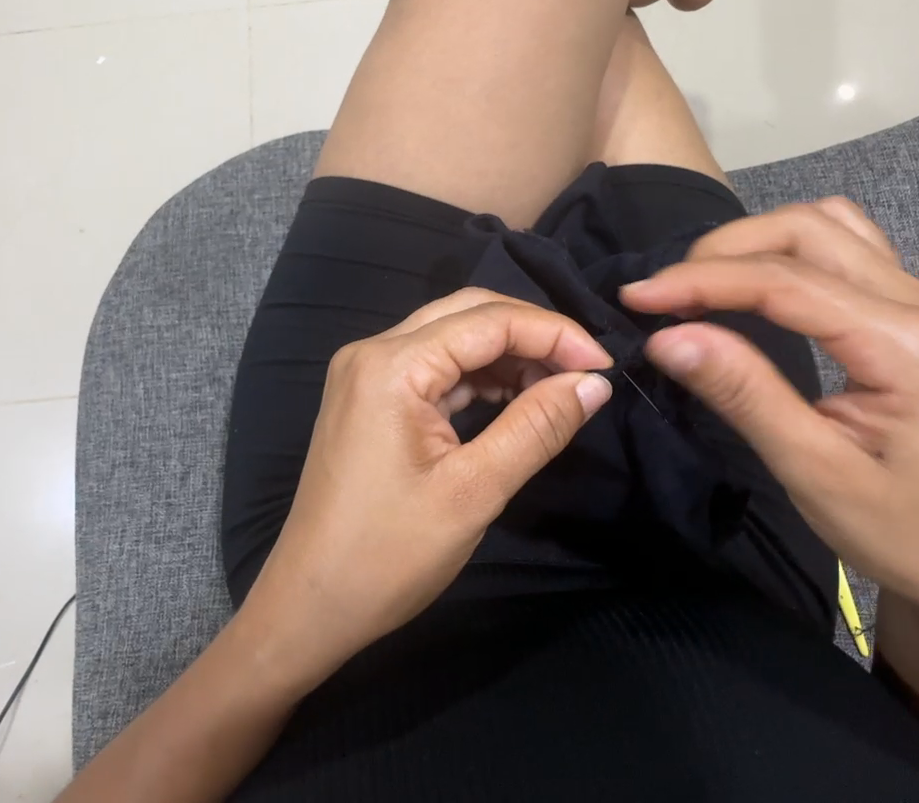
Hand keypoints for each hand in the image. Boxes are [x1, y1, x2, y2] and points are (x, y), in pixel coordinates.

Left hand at [243, 288, 614, 681]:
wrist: (311, 605)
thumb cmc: (389, 554)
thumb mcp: (475, 490)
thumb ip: (537, 426)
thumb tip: (595, 383)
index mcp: (391, 364)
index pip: (489, 319)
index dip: (555, 334)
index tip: (607, 367)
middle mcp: (373, 351)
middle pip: (468, 314)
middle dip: (533, 335)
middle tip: (586, 373)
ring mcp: (366, 374)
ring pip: (452, 338)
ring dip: (507, 356)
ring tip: (559, 389)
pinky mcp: (369, 399)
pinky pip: (434, 369)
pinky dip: (479, 379)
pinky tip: (515, 400)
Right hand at [619, 198, 918, 655]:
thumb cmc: (899, 531)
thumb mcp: (812, 470)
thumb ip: (743, 392)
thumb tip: (666, 336)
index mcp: (905, 344)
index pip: (785, 282)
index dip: (701, 280)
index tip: (637, 296)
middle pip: (807, 231)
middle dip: (724, 250)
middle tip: (666, 293)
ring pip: (826, 227)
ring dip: (755, 242)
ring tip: (701, 283)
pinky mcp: (909, 313)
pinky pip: (844, 247)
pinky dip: (787, 250)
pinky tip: (757, 280)